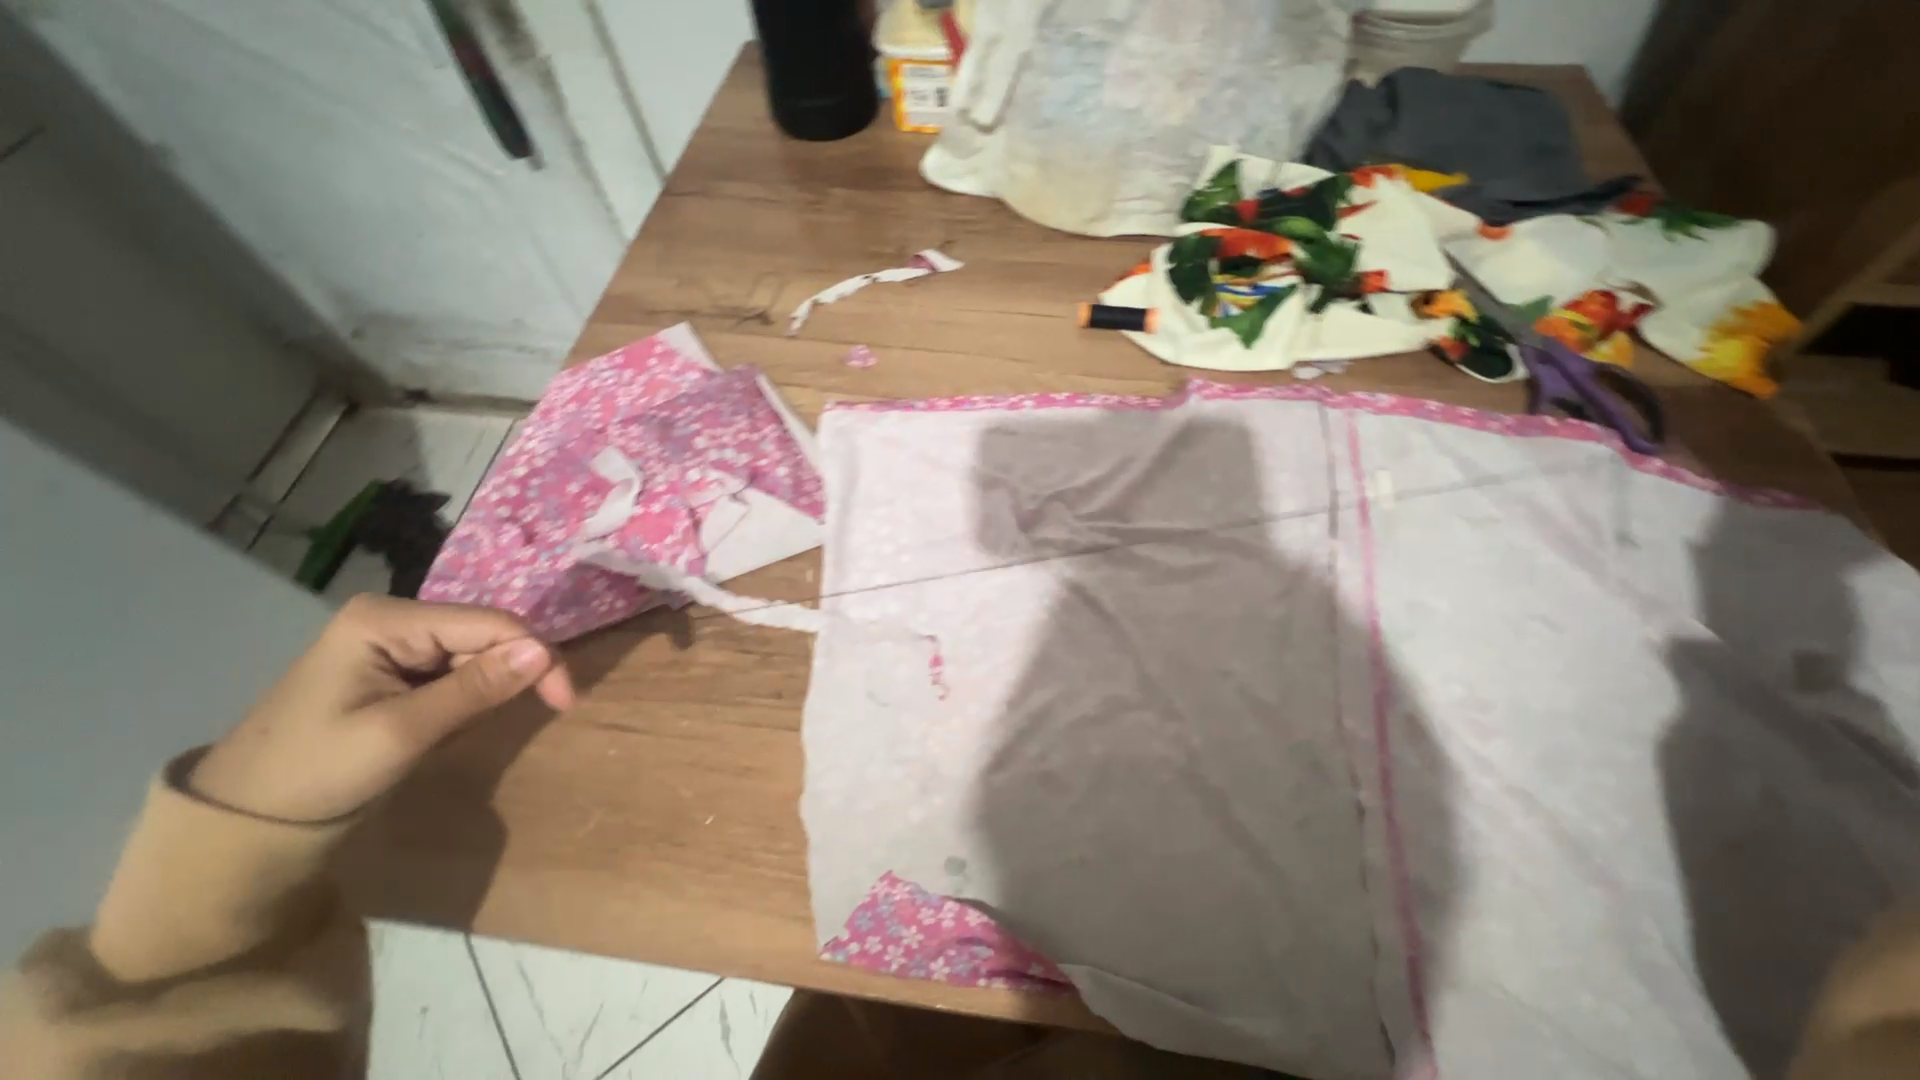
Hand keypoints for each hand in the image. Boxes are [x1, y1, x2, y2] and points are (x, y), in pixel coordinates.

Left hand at [190, 595, 575, 822]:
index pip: (489, 623)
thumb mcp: (403, 732)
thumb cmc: (317, 772)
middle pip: (484, 635)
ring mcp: (392, 643)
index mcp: (386, 619)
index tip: (565, 703)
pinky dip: (465, 702)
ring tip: (461, 734)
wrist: (245, 822)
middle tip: (533, 718)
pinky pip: (454, 674)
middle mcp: (393, 619)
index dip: (537, 655)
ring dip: (485, 693)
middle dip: (511, 675)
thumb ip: (476, 689)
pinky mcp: (394, 669)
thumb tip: (545, 652)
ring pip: (474, 656)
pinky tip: (446, 729)